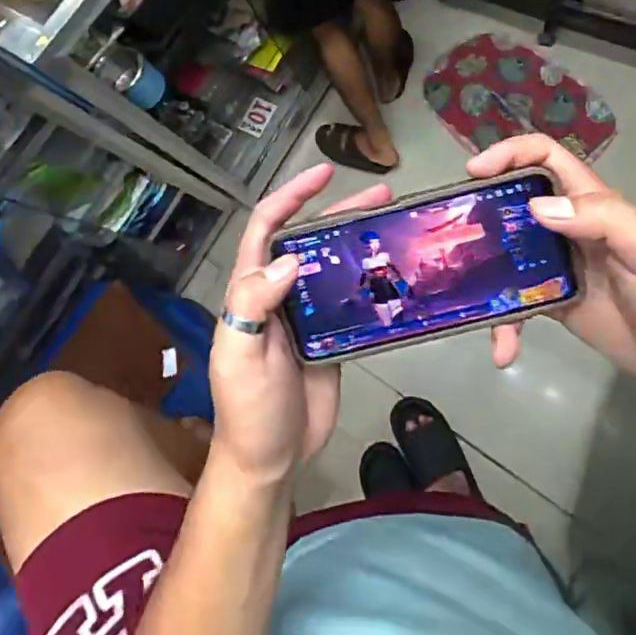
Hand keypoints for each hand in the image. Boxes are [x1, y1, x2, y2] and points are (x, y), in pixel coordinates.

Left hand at [209, 163, 392, 484]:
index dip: (291, 196)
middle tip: (379, 195)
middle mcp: (278, 292)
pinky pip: (350, 296)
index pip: (267, 228)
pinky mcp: (330, 334)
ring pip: (332, 263)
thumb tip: (290, 259)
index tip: (323, 175)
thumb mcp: (241, 358)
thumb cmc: (248, 410)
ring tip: (392, 223)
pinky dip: (370, 279)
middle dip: (337, 211)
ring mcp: (306, 312)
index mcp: (250, 289)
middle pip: (307, 238)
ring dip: (358, 240)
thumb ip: (254, 306)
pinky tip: (394, 270)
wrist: (272, 459)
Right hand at [469, 135, 635, 394]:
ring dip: (483, 272)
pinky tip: (503, 351)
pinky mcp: (556, 303)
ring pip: (508, 254)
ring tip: (461, 294)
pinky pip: (517, 304)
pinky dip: (505, 325)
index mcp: (594, 205)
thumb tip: (536, 207)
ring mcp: (559, 267)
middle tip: (450, 231)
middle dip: (481, 210)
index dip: (511, 153)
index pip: (547, 159)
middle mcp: (570, 229)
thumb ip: (604, 220)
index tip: (475, 171)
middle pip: (515, 203)